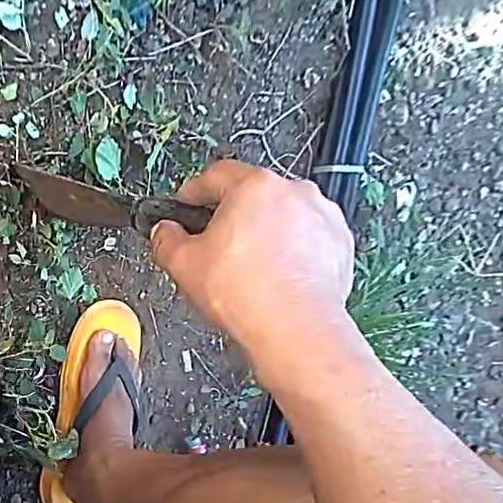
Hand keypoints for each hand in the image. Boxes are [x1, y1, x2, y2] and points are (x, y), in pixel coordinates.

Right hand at [150, 159, 357, 372]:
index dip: (194, 190)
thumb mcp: (182, 265)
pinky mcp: (338, 243)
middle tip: (213, 245)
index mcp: (253, 187)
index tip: (185, 203)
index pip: (216, 175)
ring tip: (245, 267)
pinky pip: (305, 238)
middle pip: (252, 195)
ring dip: (262, 233)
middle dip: (230, 216)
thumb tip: (164, 232)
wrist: (294, 328)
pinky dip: (289, 252)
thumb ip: (166, 239)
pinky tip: (271, 276)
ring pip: (281, 216)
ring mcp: (321, 216)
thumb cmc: (246, 294)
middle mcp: (293, 192)